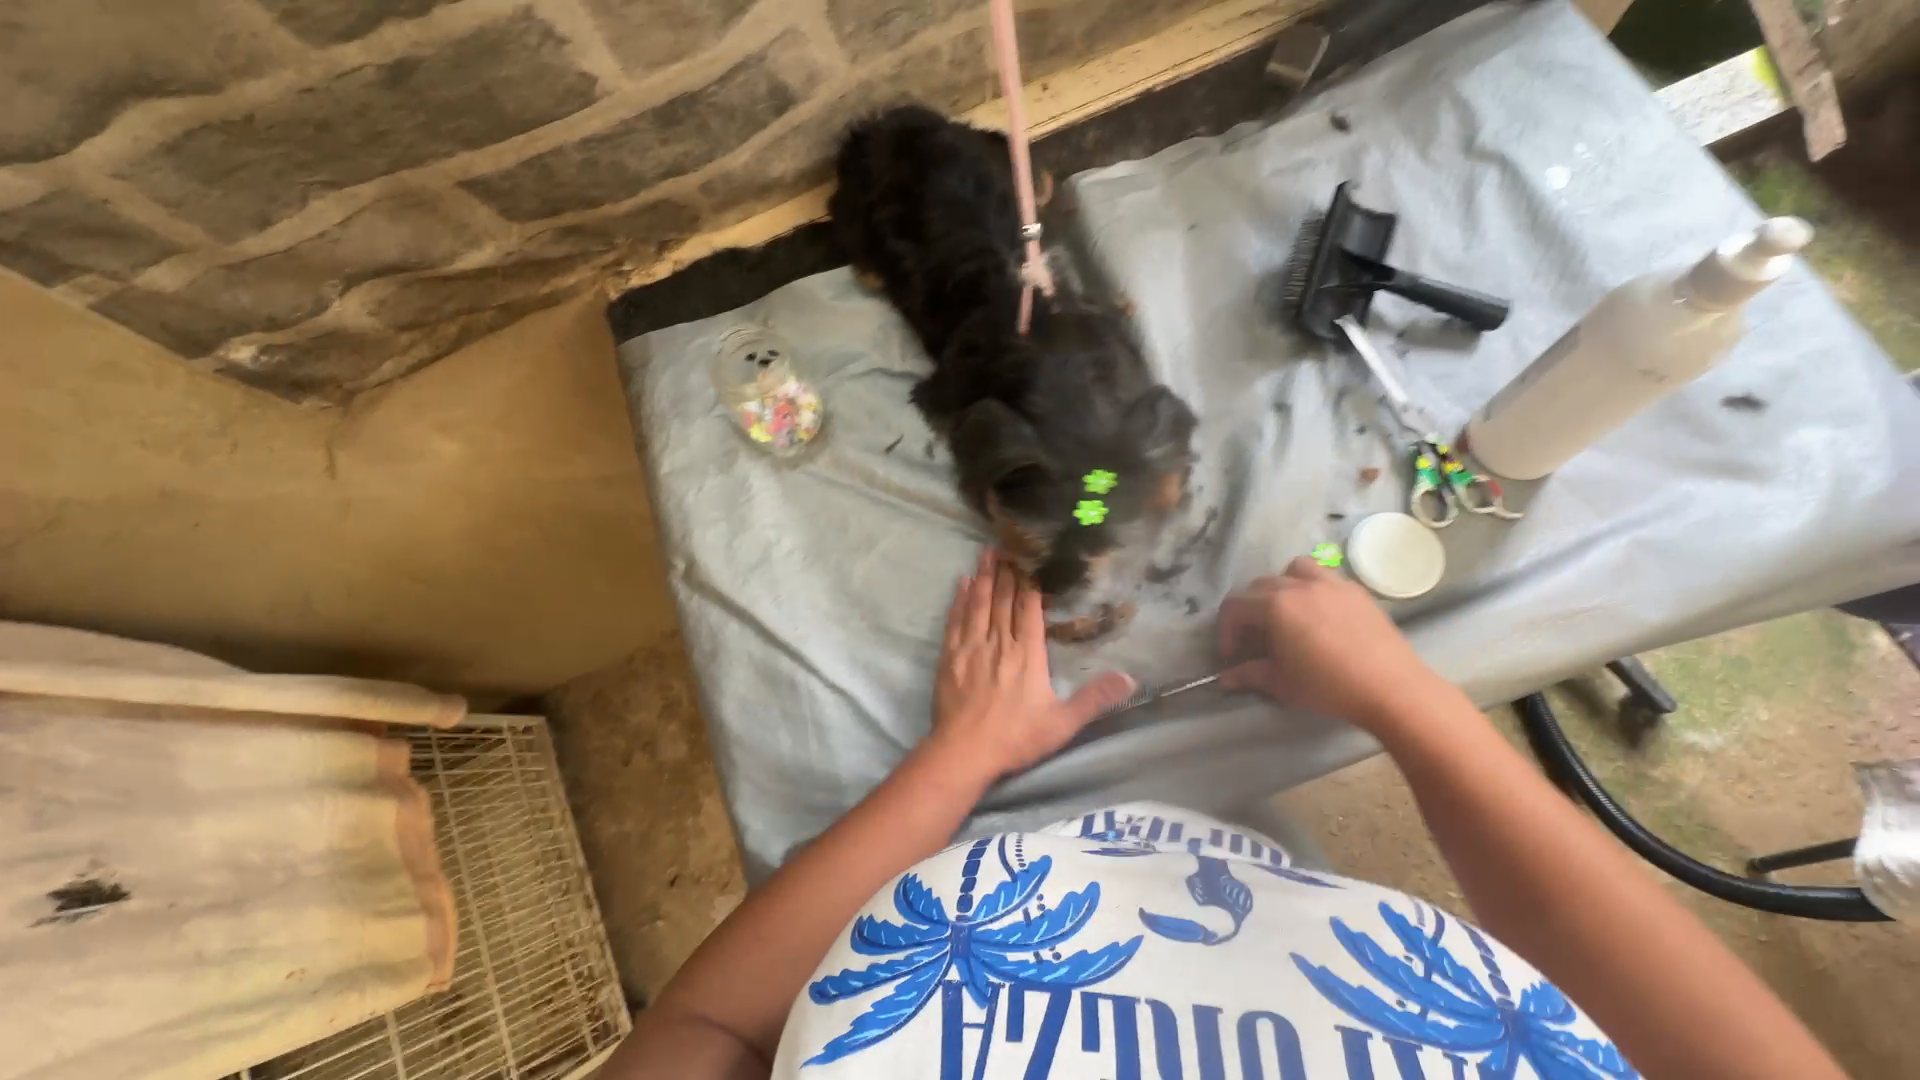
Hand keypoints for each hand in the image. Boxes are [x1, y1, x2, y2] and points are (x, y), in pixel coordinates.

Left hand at [926, 550, 1134, 779]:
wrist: (964, 751)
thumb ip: (1095, 698)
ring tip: (988, 552)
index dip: (1030, 582)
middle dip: (1008, 571)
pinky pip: (956, 620)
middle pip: (1004, 599)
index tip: (1031, 559)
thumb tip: (1130, 678)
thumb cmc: (1015, 737)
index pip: (1029, 608)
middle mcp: (1000, 642)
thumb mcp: (1063, 722)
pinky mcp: (950, 657)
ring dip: (985, 576)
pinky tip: (963, 583)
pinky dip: (960, 599)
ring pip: (980, 603)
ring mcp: (972, 647)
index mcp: (1028, 654)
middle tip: (1008, 544)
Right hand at [1216, 557, 1444, 726]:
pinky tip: (1320, 617)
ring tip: (1287, 614)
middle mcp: (1299, 586)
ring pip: (1293, 570)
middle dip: (1249, 611)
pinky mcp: (1356, 591)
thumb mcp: (1282, 684)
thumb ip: (1249, 675)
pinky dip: (1313, 589)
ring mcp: (1331, 584)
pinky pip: (1325, 578)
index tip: (1232, 656)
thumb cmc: (1329, 686)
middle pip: (1259, 586)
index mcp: (1275, 605)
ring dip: (1281, 587)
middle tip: (1256, 641)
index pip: (1234, 607)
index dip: (1226, 631)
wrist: (1392, 687)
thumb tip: (1225, 678)